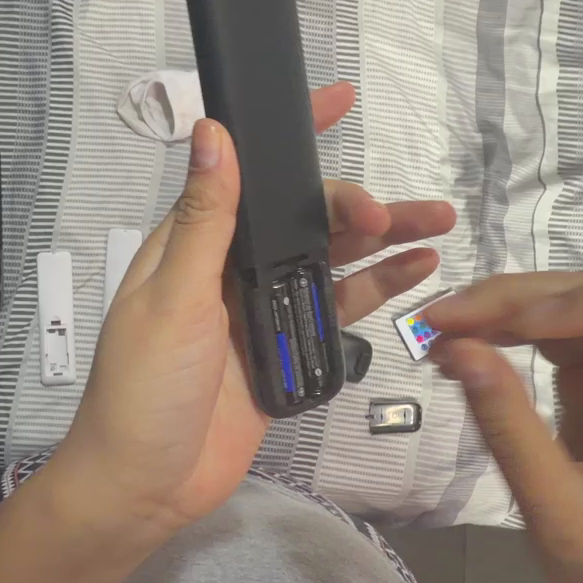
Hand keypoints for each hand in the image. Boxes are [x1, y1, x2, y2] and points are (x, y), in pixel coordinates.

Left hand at [50, 82, 456, 536]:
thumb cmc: (147, 386)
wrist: (147, 484)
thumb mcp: (174, 296)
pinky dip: (373, 290)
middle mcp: (230, 269)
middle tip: (394, 214)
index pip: (247, 174)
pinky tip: (415, 275)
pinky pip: (335, 311)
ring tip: (435, 225)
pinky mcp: (286, 351)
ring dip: (379, 241)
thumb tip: (212, 131)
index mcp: (194, 244)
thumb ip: (203, 219)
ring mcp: (261, 311)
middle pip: (301, 220)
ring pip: (328, 261)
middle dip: (349, 204)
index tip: (337, 99)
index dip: (288, 136)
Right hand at [423, 274, 582, 582]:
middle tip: (452, 313)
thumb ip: (512, 434)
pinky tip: (465, 337)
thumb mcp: (559, 523)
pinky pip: (563, 336)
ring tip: (445, 321)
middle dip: (541, 299)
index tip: (528, 325)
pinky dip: (510, 329)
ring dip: (517, 306)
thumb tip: (457, 349)